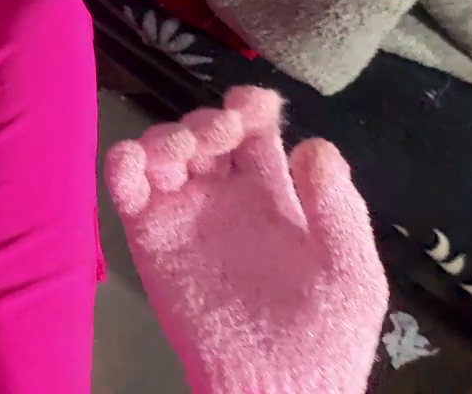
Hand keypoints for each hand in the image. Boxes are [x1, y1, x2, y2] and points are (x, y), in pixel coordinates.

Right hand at [105, 87, 386, 393]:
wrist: (275, 387)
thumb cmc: (324, 333)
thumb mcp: (351, 273)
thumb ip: (338, 210)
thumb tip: (314, 144)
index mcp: (272, 191)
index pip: (255, 130)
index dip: (251, 108)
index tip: (252, 105)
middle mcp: (221, 189)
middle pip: (203, 130)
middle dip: (206, 120)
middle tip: (219, 134)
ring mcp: (179, 205)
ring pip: (160, 146)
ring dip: (165, 136)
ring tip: (181, 154)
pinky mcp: (145, 227)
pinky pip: (123, 182)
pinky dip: (120, 162)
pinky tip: (134, 162)